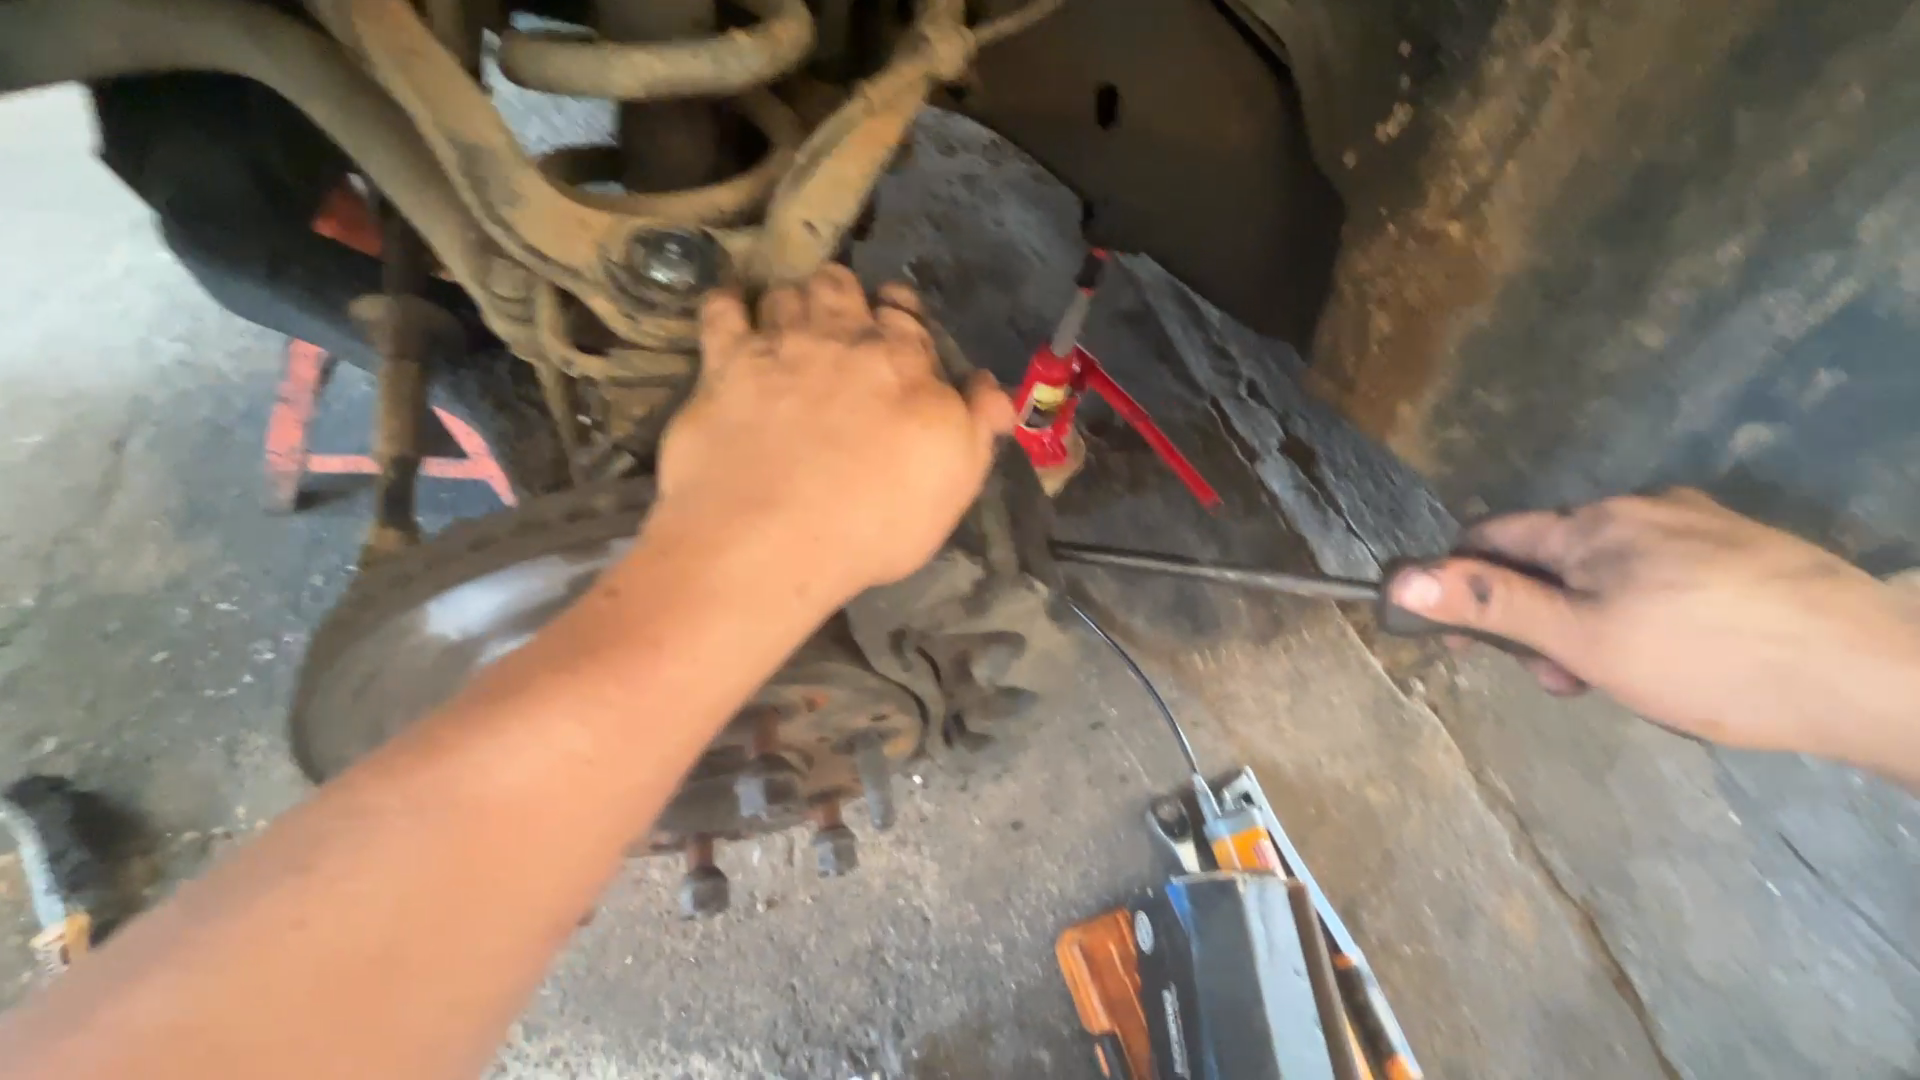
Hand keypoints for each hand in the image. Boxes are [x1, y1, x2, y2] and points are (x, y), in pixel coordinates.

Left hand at [650, 266, 1013, 600]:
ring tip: (790, 329)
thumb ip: (977, 424)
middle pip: (842, 287)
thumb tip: (991, 387)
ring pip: (786, 292)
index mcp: (902, 361)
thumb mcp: (956, 480)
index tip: (895, 335)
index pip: (904, 315)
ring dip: (792, 303)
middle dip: (843, 299)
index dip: (899, 318)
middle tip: (839, 331)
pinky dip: (728, 305)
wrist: (774, 537)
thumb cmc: (877, 517)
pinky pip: (720, 309)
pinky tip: (732, 317)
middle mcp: (841, 336)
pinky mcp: (721, 365)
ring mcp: (778, 345)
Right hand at [1384, 489, 1919, 758]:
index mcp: (1591, 523)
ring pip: (1605, 570)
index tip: (1468, 641)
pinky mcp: (1748, 551)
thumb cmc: (1710, 660)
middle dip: (1536, 615)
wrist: (1886, 682)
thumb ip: (1488, 606)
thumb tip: (1398, 579)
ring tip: (1623, 675)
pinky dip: (1640, 608)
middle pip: (1548, 558)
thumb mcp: (1581, 641)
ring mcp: (1701, 525)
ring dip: (1587, 618)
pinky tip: (1677, 652)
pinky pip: (1660, 573)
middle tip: (1563, 677)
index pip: (1489, 538)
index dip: (1461, 585)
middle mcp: (1641, 507)